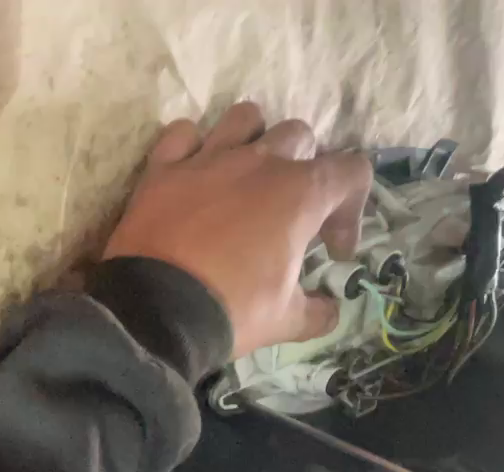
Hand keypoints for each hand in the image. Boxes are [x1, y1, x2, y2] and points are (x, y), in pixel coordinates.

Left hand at [103, 102, 373, 357]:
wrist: (152, 317)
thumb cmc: (228, 313)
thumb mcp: (283, 321)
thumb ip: (317, 313)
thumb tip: (332, 313)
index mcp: (299, 194)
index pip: (351, 172)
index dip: (351, 209)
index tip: (332, 249)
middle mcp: (258, 162)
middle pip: (298, 137)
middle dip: (302, 169)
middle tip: (286, 213)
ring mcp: (206, 160)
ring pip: (244, 119)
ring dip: (253, 140)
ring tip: (244, 177)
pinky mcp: (160, 171)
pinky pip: (180, 135)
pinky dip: (190, 146)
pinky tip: (192, 172)